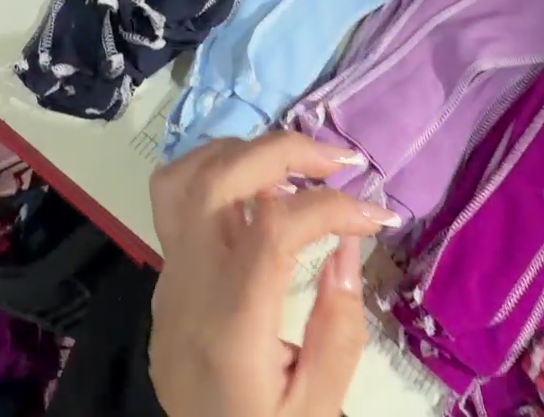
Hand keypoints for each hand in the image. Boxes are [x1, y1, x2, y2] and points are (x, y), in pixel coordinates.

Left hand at [148, 132, 401, 416]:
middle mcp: (187, 291)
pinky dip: (224, 175)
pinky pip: (179, 203)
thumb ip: (339, 326)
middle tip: (341, 163)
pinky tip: (266, 193)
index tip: (377, 216)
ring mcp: (168, 282)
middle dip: (285, 152)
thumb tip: (345, 239)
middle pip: (217, 180)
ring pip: (184, 178)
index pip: (270, 228)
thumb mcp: (318, 405)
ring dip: (245, 153)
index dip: (329, 206)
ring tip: (298, 169)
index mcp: (228, 328)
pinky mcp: (166, 281)